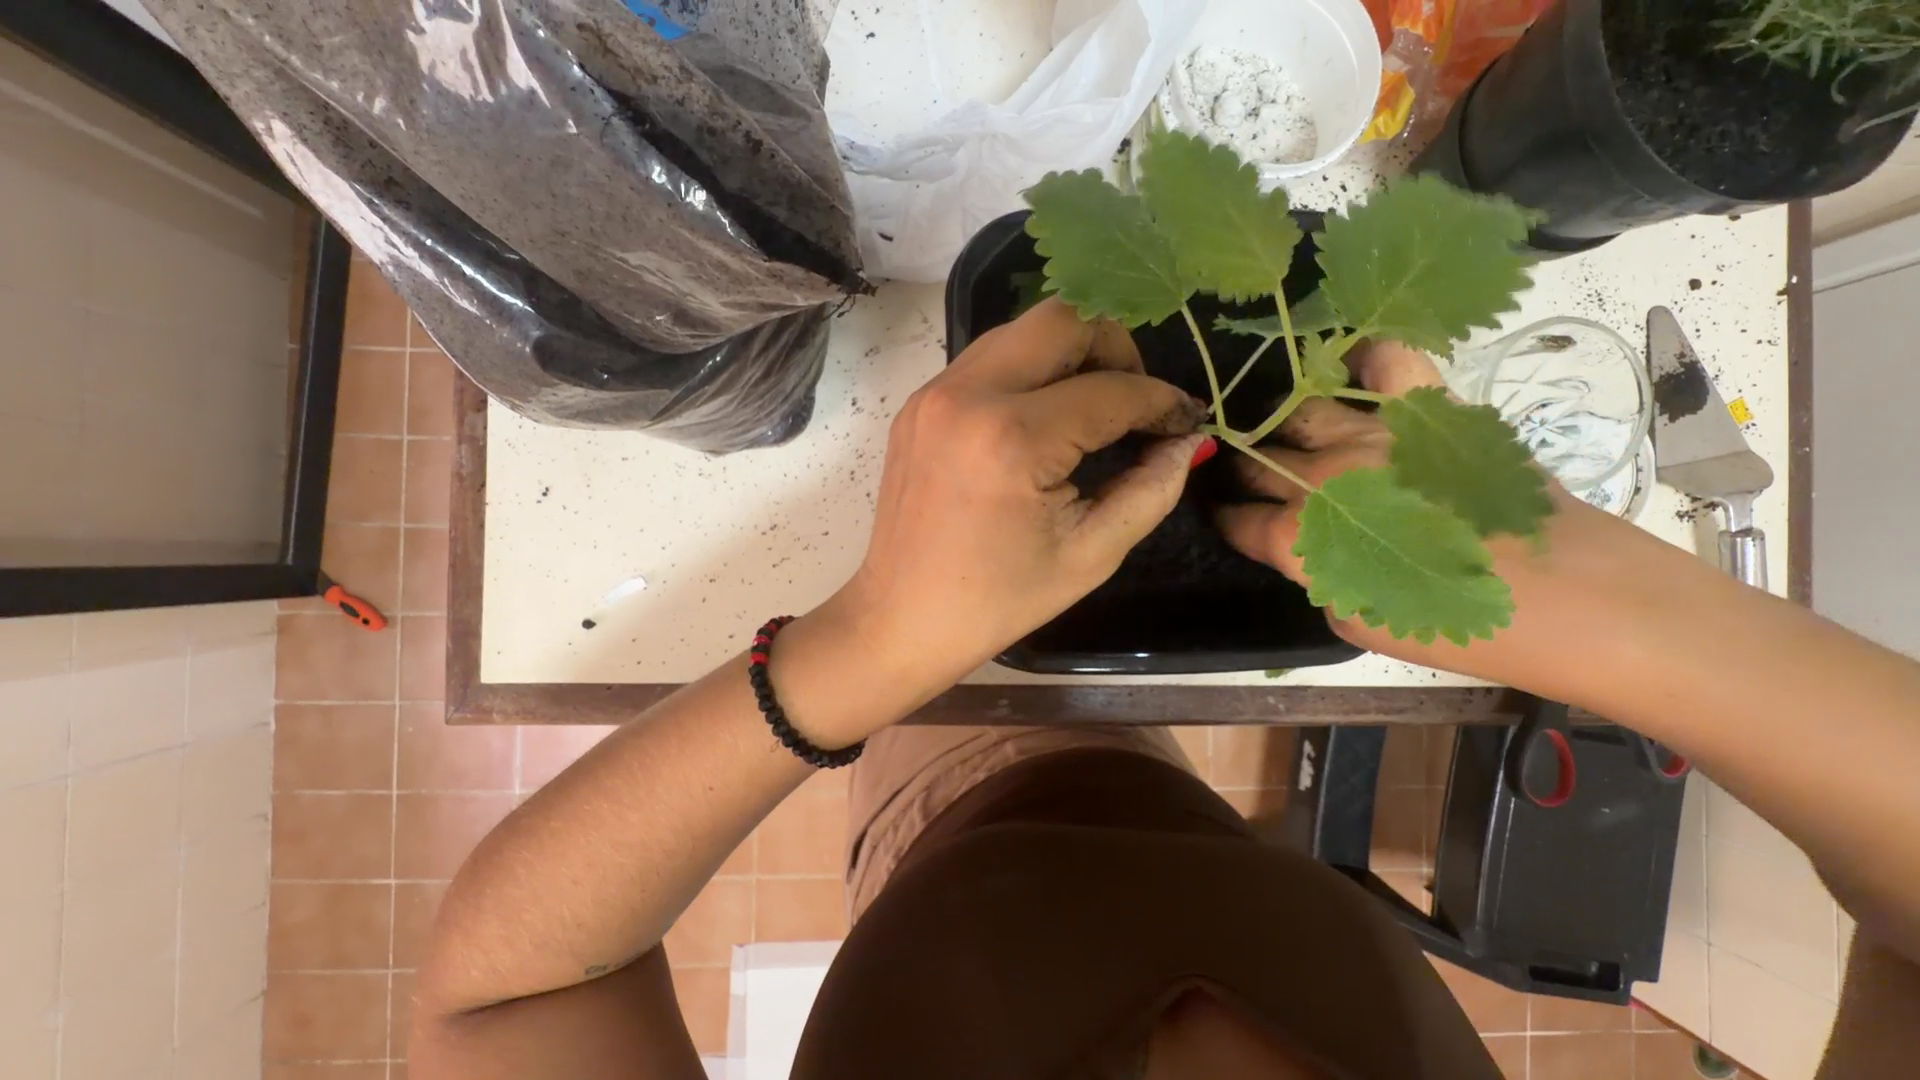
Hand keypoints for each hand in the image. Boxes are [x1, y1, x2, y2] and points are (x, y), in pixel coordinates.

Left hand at [819, 298, 1208, 709]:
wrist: (902, 617)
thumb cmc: (999, 600)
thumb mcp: (1091, 555)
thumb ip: (1151, 488)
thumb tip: (1188, 438)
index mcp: (1012, 438)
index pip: (1111, 390)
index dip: (1162, 401)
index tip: (1187, 419)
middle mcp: (968, 394)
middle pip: (1063, 319)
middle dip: (1117, 348)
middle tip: (1135, 401)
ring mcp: (935, 392)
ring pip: (1022, 330)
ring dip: (1071, 353)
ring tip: (1095, 406)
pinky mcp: (919, 402)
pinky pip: (989, 358)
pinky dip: (1029, 370)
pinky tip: (1045, 417)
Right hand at [1215, 341, 1696, 698]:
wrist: (1582, 601)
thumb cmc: (1464, 630)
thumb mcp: (1361, 624)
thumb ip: (1316, 579)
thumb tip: (1306, 546)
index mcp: (1299, 540)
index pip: (1237, 521)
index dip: (1226, 520)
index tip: (1228, 519)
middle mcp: (1322, 479)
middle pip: (1256, 462)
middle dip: (1242, 471)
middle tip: (1249, 478)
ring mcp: (1376, 436)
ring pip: (1300, 409)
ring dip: (1282, 422)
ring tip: (1289, 430)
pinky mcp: (1432, 409)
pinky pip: (1386, 361)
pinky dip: (1362, 359)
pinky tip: (1351, 370)